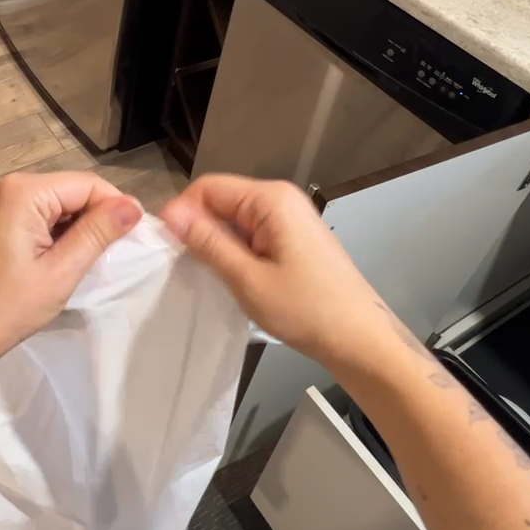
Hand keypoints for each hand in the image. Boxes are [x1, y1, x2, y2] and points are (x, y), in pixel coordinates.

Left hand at [0, 172, 142, 369]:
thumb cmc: (5, 308)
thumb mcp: (60, 273)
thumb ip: (97, 234)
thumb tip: (134, 206)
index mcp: (25, 191)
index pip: (88, 184)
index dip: (116, 208)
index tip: (136, 241)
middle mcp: (11, 187)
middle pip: (73, 191)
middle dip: (97, 219)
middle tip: (112, 258)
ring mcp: (0, 204)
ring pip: (58, 206)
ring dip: (78, 230)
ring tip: (88, 264)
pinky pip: (39, 217)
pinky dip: (57, 235)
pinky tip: (62, 263)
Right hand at [160, 174, 412, 371]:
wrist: (362, 341)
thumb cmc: (308, 311)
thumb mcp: (248, 279)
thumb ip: (208, 243)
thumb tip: (170, 214)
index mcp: (271, 199)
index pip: (208, 187)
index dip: (183, 212)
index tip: (168, 246)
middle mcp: (280, 199)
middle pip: (221, 200)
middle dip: (200, 228)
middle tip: (187, 266)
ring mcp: (288, 218)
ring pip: (233, 219)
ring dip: (217, 243)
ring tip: (211, 275)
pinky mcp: (292, 237)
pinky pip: (250, 233)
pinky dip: (235, 251)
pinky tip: (233, 277)